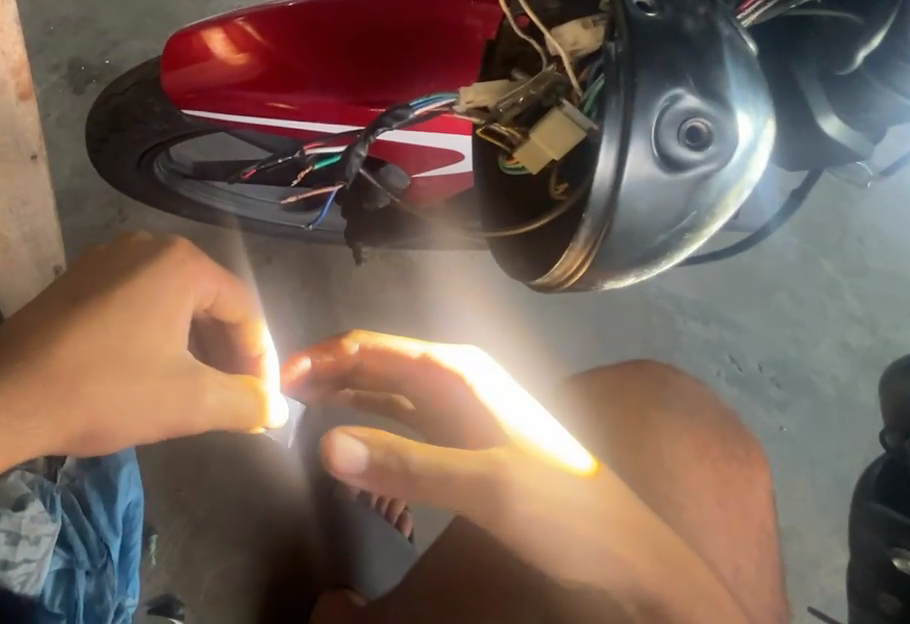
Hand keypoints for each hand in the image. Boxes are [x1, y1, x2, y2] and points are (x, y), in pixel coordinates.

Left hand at [0, 232, 287, 465]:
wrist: (5, 395)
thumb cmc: (106, 390)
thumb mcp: (188, 402)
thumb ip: (244, 402)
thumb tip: (274, 407)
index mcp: (180, 263)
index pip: (243, 307)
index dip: (260, 357)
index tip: (263, 402)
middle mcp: (145, 246)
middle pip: (207, 299)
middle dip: (226, 350)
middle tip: (234, 398)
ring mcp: (105, 258)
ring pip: (169, 301)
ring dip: (191, 344)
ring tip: (196, 391)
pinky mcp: (77, 280)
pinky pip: (134, 301)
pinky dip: (154, 334)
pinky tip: (148, 372)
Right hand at [283, 332, 747, 620]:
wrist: (632, 560)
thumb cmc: (564, 512)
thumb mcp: (488, 489)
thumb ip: (407, 465)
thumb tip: (324, 446)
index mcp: (457, 371)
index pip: (372, 349)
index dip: (321, 359)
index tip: (277, 379)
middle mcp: (455, 378)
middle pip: (376, 362)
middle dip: (326, 371)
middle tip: (278, 393)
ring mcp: (461, 408)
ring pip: (386, 388)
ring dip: (344, 392)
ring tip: (299, 404)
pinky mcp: (465, 439)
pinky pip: (403, 417)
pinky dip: (369, 417)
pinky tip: (349, 429)